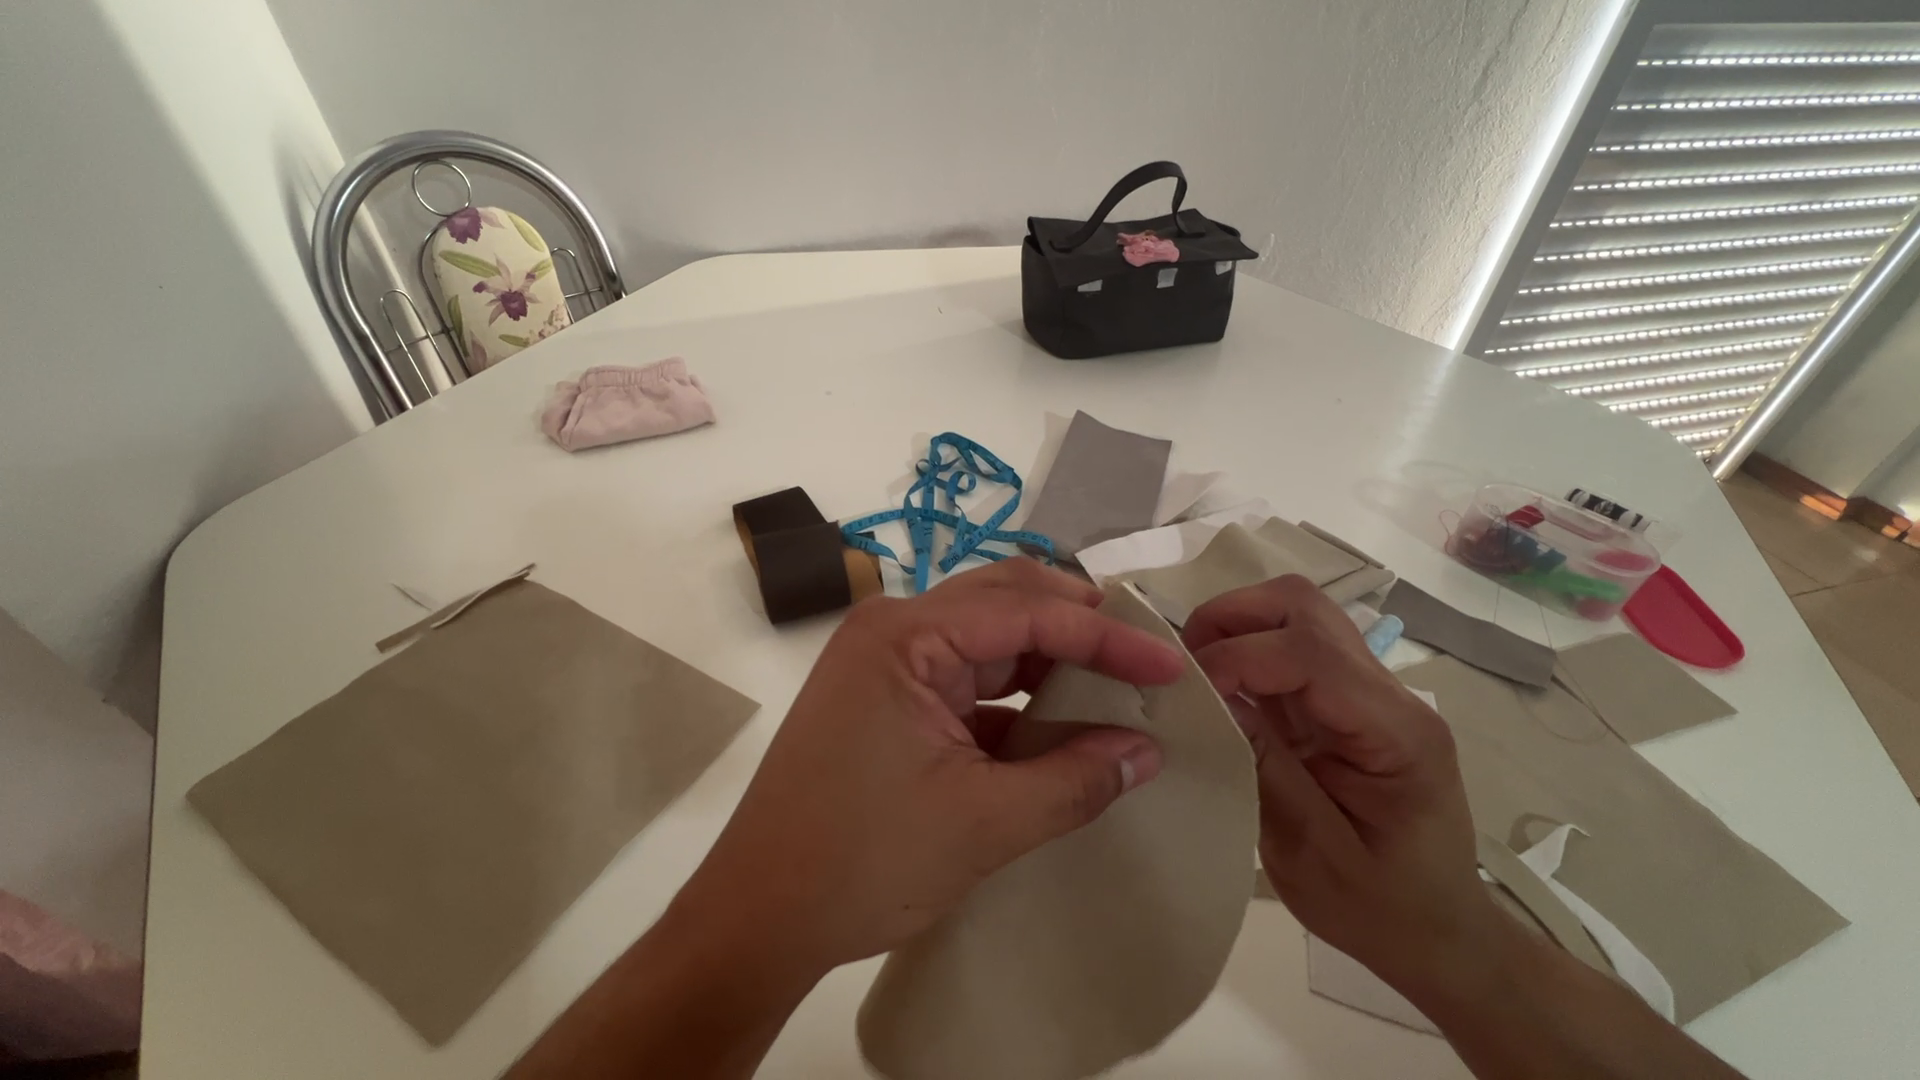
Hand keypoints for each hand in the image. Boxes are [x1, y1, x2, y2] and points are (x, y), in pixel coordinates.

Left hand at [673, 558, 1183, 984]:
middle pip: (1003, 602)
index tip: (1169, 663)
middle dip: (1077, 624)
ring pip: (986, 639)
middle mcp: (892, 631)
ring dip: (1049, 660)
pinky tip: (1059, 725)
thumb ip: (1075, 780)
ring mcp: (885, 665)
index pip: (1025, 613)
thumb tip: (1147, 751)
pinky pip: (964, 679)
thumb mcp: (984, 822)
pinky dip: (1015, 698)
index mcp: (905, 635)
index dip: (1106, 637)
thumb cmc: (862, 861)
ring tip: (1115, 685)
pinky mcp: (886, 701)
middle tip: (1143, 653)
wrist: (758, 918)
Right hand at [1182, 575, 1494, 995]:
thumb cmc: (1381, 908)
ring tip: (1196, 673)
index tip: (1186, 693)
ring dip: (1236, 628)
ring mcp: (1369, 692)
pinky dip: (1245, 652)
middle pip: (1304, 607)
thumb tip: (1213, 695)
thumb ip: (1267, 768)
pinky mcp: (1344, 701)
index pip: (1309, 655)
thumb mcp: (1313, 854)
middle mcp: (1389, 694)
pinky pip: (1290, 649)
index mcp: (1397, 732)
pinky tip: (1218, 688)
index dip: (1237, 658)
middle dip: (1232, 619)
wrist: (1437, 932)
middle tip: (1185, 665)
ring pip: (1296, 614)